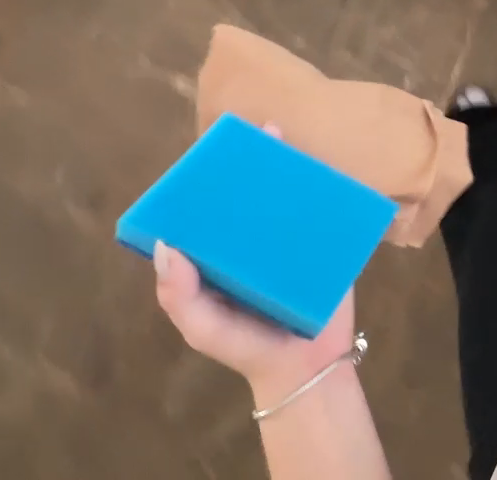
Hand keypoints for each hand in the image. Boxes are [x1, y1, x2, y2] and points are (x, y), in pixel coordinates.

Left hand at [152, 128, 359, 405]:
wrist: (306, 366)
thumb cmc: (247, 346)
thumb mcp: (203, 328)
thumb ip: (180, 296)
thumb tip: (166, 244)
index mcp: (224, 253)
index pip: (216, 208)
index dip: (214, 178)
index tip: (217, 148)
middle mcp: (258, 239)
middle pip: (257, 192)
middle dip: (261, 160)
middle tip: (268, 130)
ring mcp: (294, 239)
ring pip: (293, 195)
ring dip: (297, 166)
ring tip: (298, 140)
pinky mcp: (327, 242)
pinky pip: (327, 210)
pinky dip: (330, 188)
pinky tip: (331, 167)